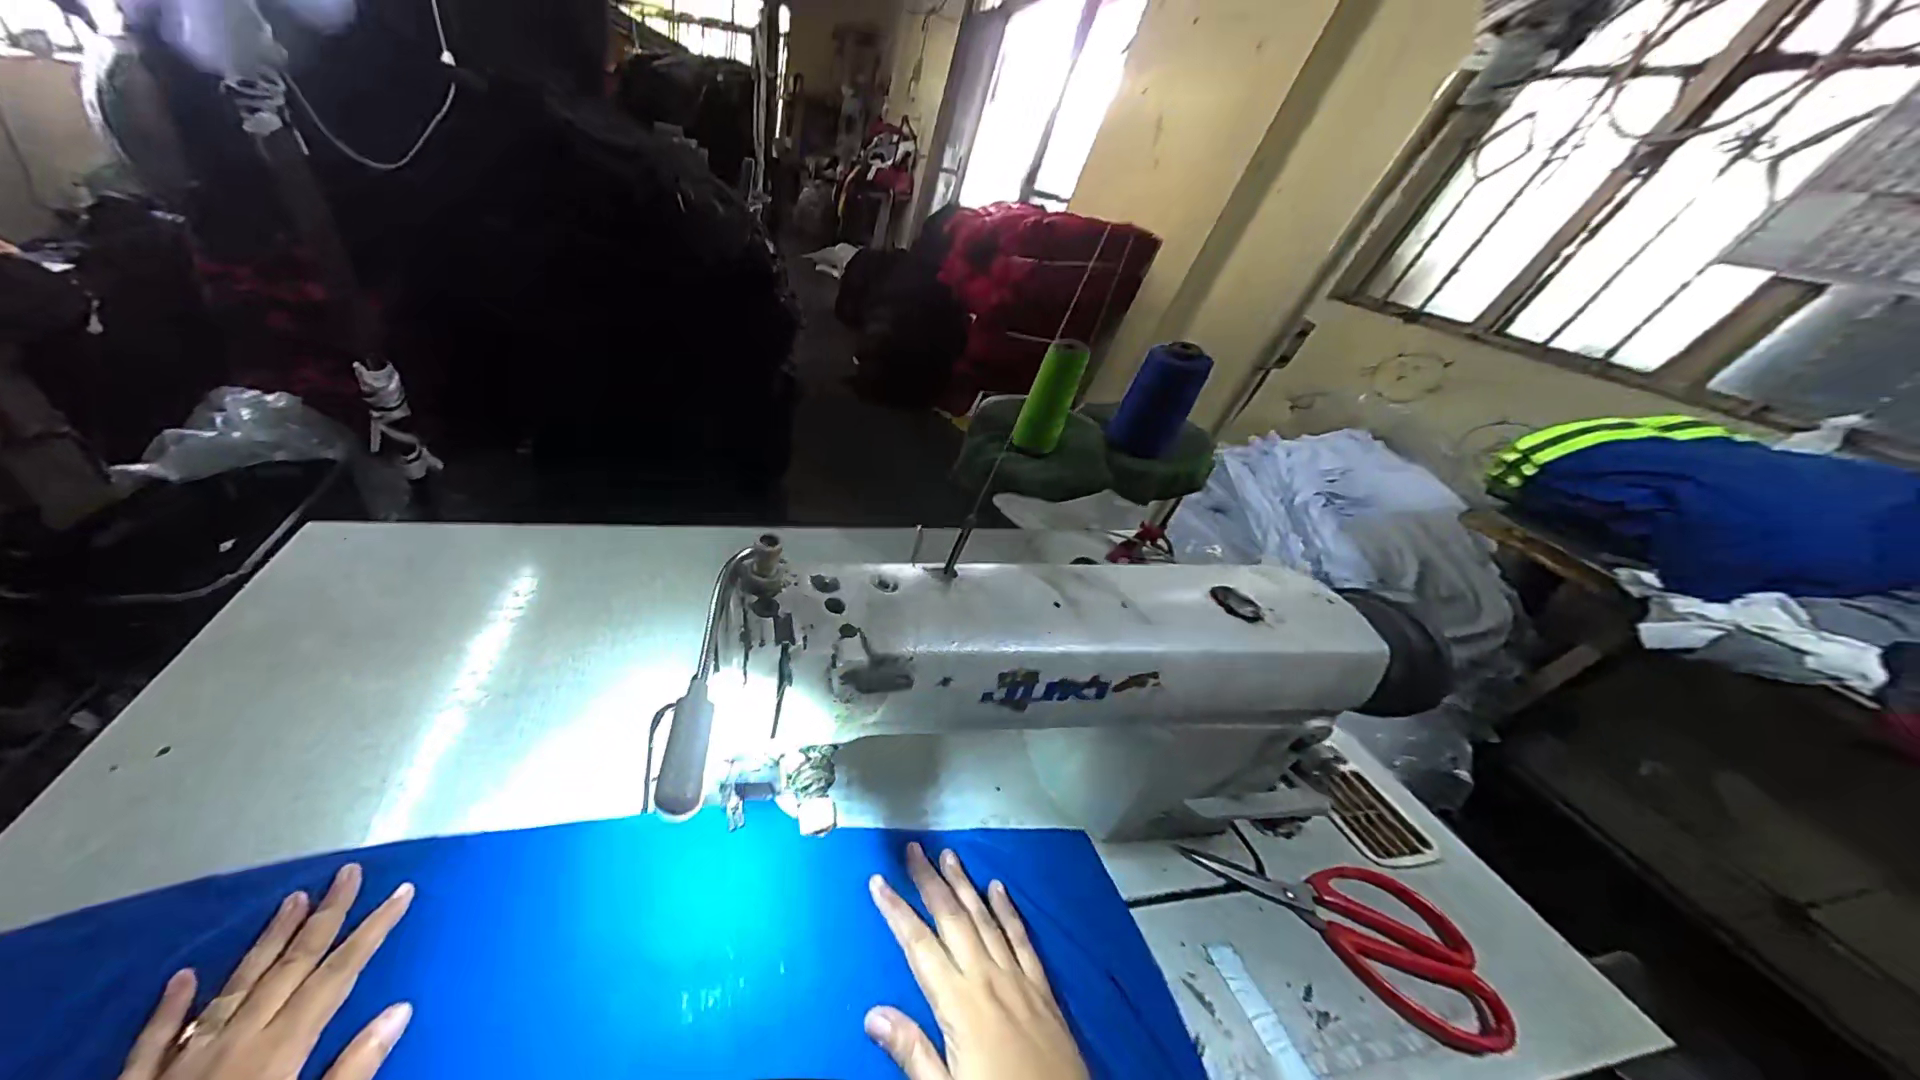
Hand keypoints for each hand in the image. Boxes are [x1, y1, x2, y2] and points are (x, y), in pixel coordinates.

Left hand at [118, 863, 415, 1079]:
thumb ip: (352, 1069)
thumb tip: (400, 1009)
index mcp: (277, 1050)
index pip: (337, 974)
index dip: (373, 930)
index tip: (402, 892)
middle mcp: (233, 1042)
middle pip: (289, 968)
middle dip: (325, 917)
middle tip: (347, 874)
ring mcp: (180, 1063)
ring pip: (233, 988)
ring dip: (266, 942)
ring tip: (292, 900)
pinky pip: (154, 1041)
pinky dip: (172, 1006)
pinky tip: (183, 978)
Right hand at [866, 842, 1089, 1079]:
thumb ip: (912, 1051)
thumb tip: (873, 1013)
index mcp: (959, 1002)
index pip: (919, 945)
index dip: (896, 910)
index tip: (878, 881)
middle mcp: (988, 978)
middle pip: (952, 918)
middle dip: (930, 882)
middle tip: (914, 850)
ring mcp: (1018, 979)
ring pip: (985, 919)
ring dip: (964, 885)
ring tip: (949, 856)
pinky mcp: (1042, 988)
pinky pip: (1022, 938)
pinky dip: (1008, 910)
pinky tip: (998, 888)